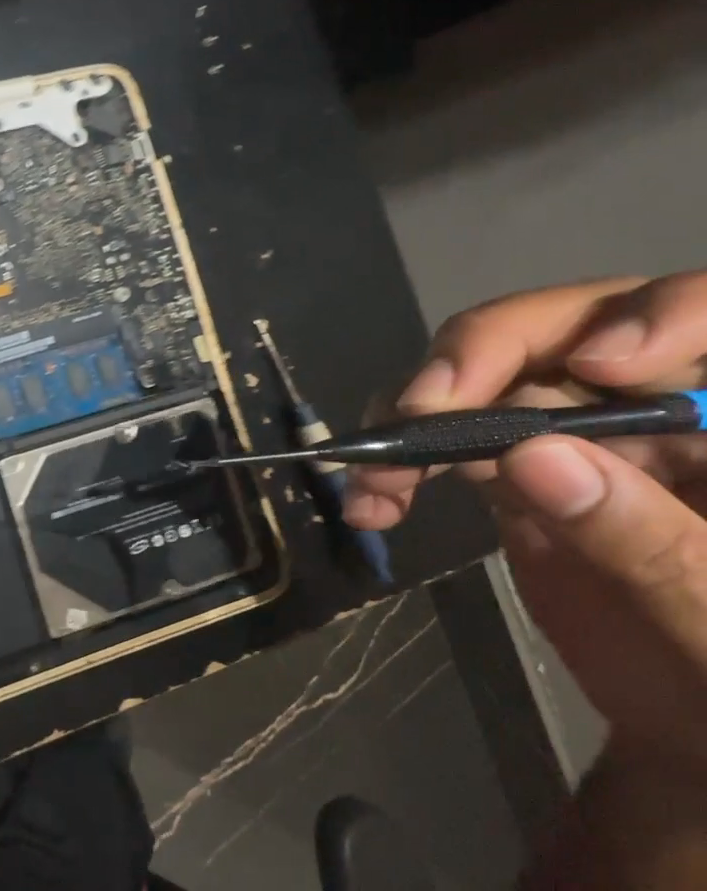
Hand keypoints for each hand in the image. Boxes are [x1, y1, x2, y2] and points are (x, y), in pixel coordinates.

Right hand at [344, 274, 706, 766]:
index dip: (659, 316)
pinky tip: (374, 503)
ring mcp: (585, 437)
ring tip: (380, 475)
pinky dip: (398, 461)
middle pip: (580, 327)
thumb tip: (532, 456)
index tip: (600, 364)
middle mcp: (666, 408)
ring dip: (420, 413)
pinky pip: (445, 436)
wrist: (694, 733)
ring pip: (491, 374)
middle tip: (427, 405)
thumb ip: (651, 546)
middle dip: (493, 352)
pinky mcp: (518, 470)